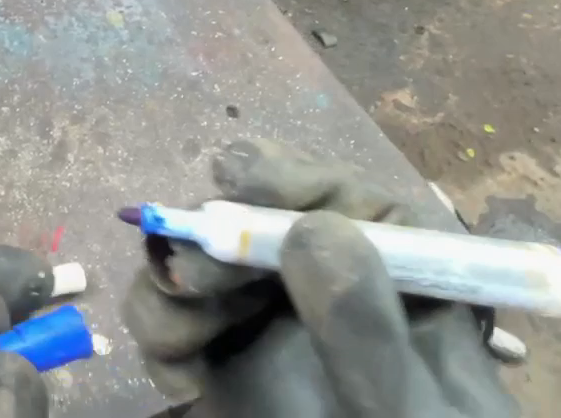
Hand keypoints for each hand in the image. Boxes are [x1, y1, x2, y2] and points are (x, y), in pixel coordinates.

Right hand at [122, 141, 517, 416]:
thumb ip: (366, 327)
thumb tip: (311, 227)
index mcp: (401, 287)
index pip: (349, 198)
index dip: (287, 178)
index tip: (232, 183)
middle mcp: (325, 283)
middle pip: (252, 214)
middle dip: (208, 240)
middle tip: (185, 280)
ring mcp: (266, 313)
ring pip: (196, 254)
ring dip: (170, 290)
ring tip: (177, 349)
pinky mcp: (218, 347)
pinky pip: (168, 309)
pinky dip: (159, 336)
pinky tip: (178, 382)